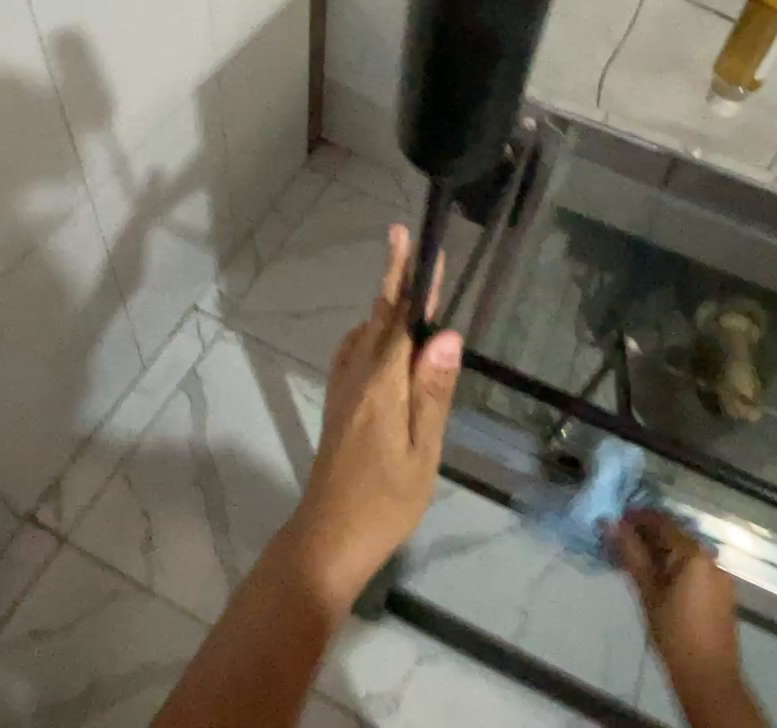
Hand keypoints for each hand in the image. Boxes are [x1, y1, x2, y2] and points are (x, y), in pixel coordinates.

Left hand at [281, 224, 462, 609]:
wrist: (328, 538)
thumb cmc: (385, 502)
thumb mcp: (422, 452)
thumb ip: (433, 393)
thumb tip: (448, 335)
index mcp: (382, 385)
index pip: (402, 321)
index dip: (415, 282)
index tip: (425, 246)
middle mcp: (357, 376)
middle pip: (380, 316)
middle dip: (395, 276)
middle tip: (405, 237)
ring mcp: (343, 388)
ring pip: (366, 331)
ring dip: (385, 300)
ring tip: (403, 275)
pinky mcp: (339, 402)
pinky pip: (354, 351)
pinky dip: (370, 328)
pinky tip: (380, 335)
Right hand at [610, 509, 740, 673]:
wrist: (709, 677)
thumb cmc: (674, 632)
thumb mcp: (647, 591)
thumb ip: (630, 554)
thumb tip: (611, 524)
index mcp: (694, 554)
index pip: (663, 522)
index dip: (638, 517)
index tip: (616, 518)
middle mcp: (711, 558)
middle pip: (676, 535)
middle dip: (648, 534)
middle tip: (622, 539)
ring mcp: (720, 576)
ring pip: (685, 553)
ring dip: (661, 551)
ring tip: (636, 559)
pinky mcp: (722, 593)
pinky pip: (695, 568)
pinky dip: (675, 566)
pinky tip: (658, 578)